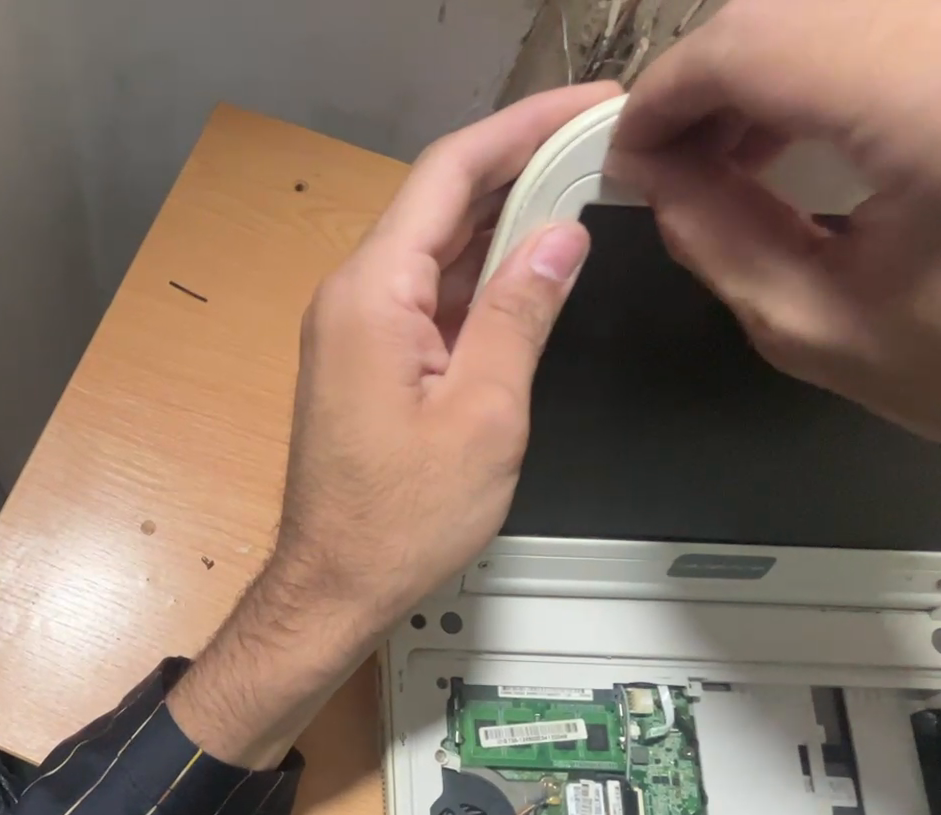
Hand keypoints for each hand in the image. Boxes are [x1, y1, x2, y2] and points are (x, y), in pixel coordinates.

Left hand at [169, 83, 619, 767]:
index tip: (595, 105)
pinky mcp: (360, 363)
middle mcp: (349, 299)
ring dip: (501, 220)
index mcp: (371, 295)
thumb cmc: (404, 517)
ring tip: (585, 188)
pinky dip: (475, 278)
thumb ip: (520, 313)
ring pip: (432, 252)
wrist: (334, 582)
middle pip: (436, 206)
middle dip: (519, 168)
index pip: (447, 174)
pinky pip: (422, 299)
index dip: (522, 128)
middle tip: (607, 144)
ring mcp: (350, 332)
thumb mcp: (484, 413)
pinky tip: (527, 265)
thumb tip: (560, 234)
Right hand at [612, 0, 940, 539]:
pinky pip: (915, 9)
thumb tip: (647, 168)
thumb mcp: (808, 320)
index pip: (756, 37)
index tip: (629, 154)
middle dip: (710, 73)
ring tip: (741, 142)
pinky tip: (818, 111)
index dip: (663, 92)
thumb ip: (709, 230)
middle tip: (676, 153)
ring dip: (773, 58)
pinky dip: (840, 49)